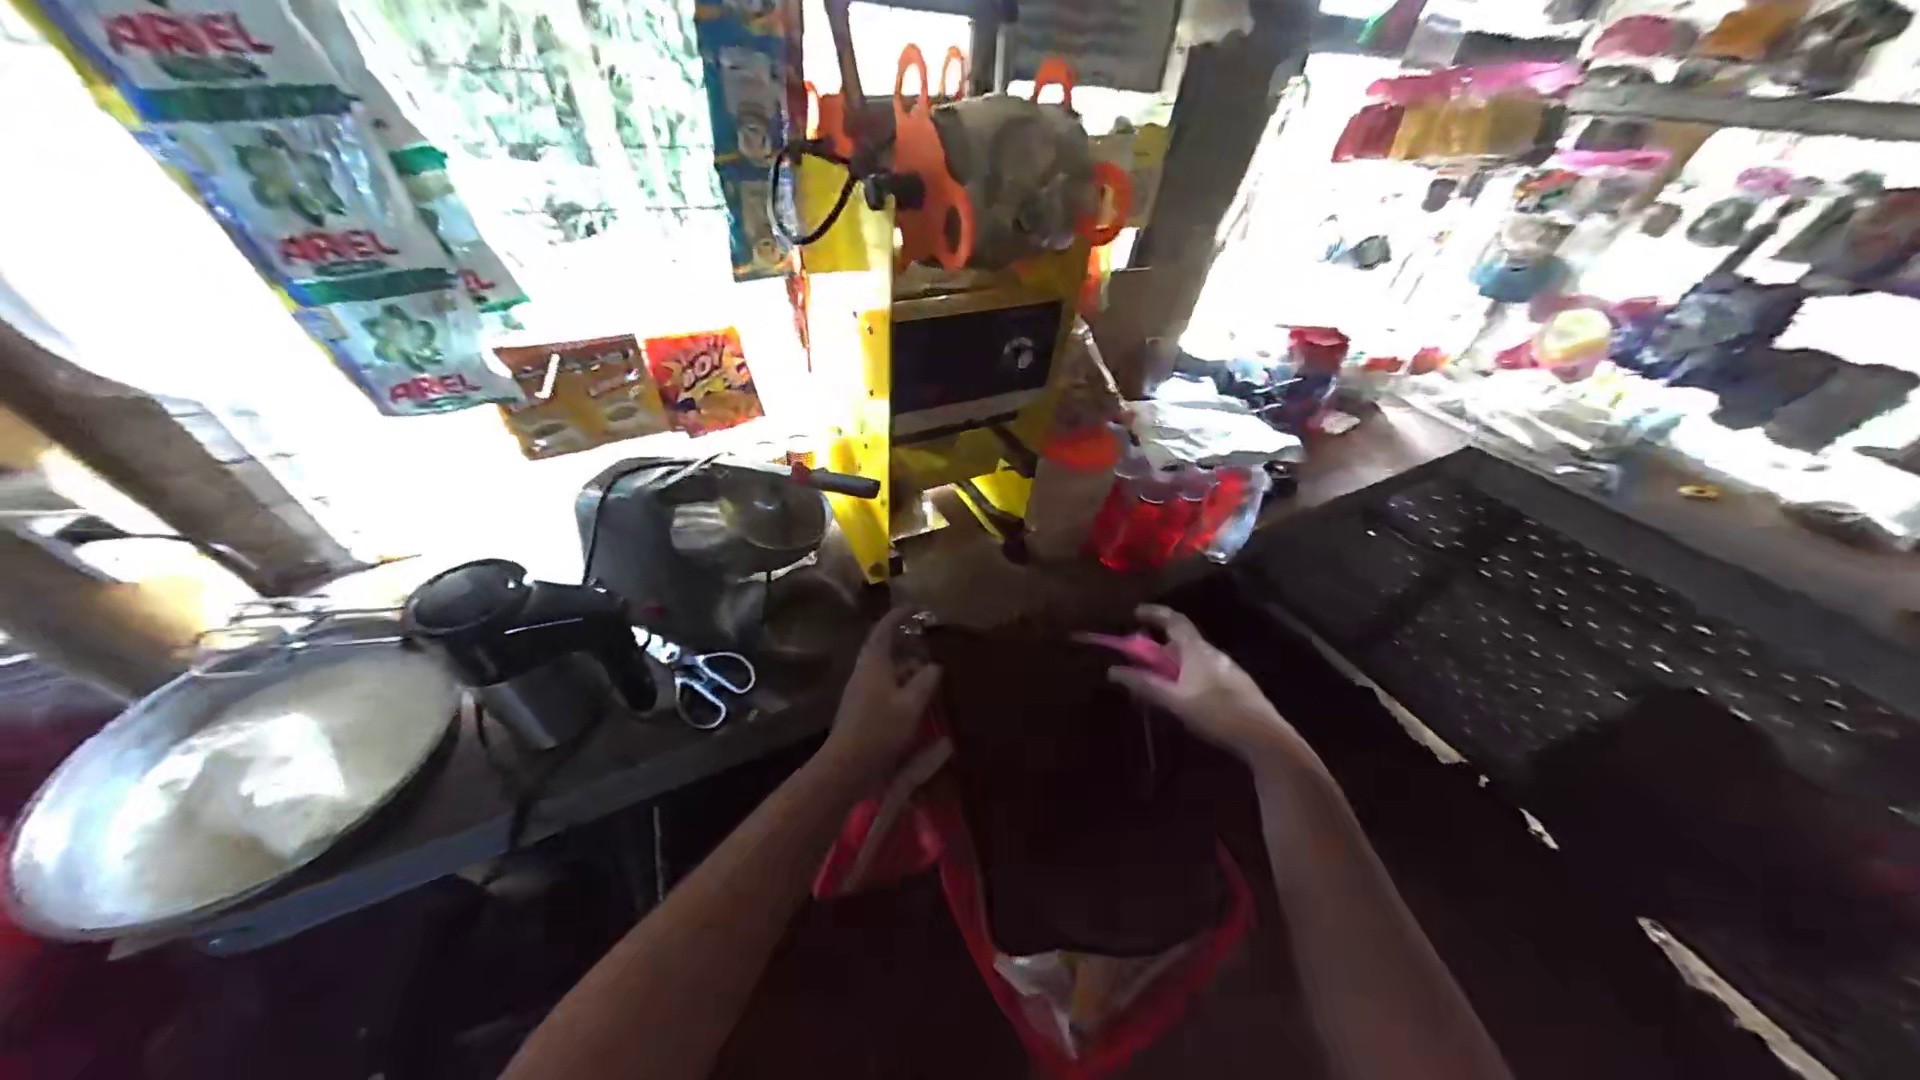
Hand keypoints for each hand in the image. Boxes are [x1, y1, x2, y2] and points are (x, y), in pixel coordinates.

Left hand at [820, 607, 941, 787]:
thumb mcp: (911, 705)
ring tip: (928, 672)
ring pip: (885, 669)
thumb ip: (925, 681)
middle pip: (885, 649)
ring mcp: (860, 690)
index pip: (885, 630)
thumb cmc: (880, 729)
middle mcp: (864, 671)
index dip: (898, 616)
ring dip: (905, 667)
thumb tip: (934, 666)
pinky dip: (900, 683)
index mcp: (874, 663)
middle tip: (928, 644)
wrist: (847, 764)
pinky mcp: (861, 707)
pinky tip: (915, 696)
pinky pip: (884, 685)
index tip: (914, 608)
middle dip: (906, 644)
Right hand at [1107, 605, 1305, 762]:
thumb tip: (1113, 670)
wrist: (1264, 737)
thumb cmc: (1216, 714)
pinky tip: (1187, 694)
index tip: (1136, 612)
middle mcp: (1213, 653)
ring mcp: (1228, 668)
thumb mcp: (1175, 701)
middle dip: (1161, 644)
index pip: (1173, 620)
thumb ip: (1145, 685)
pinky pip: (1205, 669)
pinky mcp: (1237, 684)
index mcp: (1196, 650)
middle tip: (1143, 657)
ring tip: (1161, 680)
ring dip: (1175, 661)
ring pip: (1195, 656)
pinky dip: (1189, 672)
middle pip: (1183, 639)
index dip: (1155, 613)